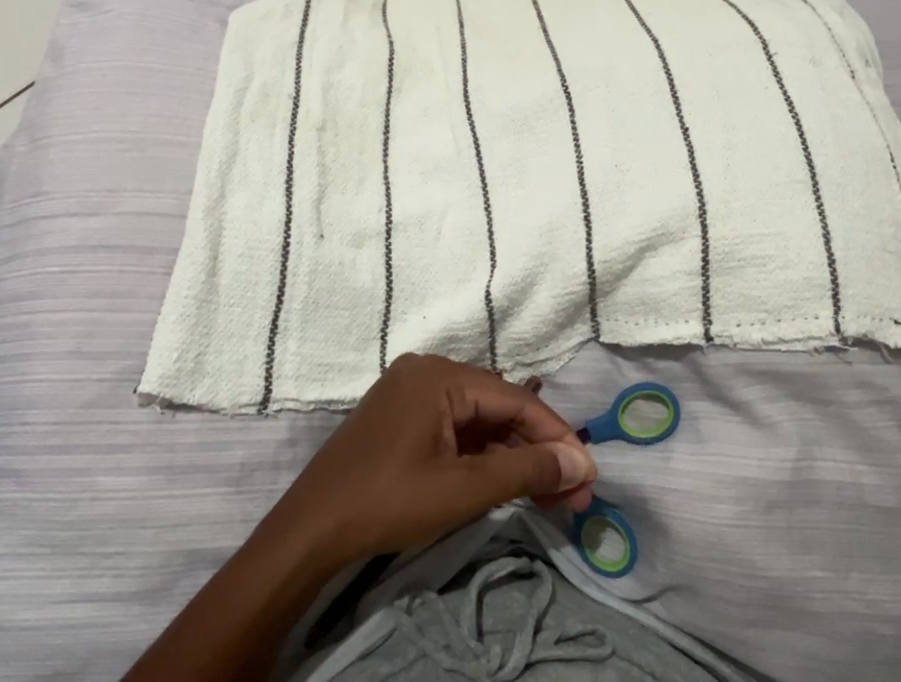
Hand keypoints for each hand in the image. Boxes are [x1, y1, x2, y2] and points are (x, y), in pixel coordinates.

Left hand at [267, 353, 598, 566]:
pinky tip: (507, 482)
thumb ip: (526, 470)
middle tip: (573, 493)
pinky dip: (482, 456)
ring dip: (512, 456)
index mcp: (439, 375)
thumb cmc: (389, 501)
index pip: (516, 400)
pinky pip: (454, 429)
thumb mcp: (464, 489)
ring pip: (478, 420)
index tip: (589, 474)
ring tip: (550, 494)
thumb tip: (580, 463)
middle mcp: (425, 372)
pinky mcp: (400, 418)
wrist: (312, 528)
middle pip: (498, 407)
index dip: (557, 437)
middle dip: (537, 450)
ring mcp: (409, 393)